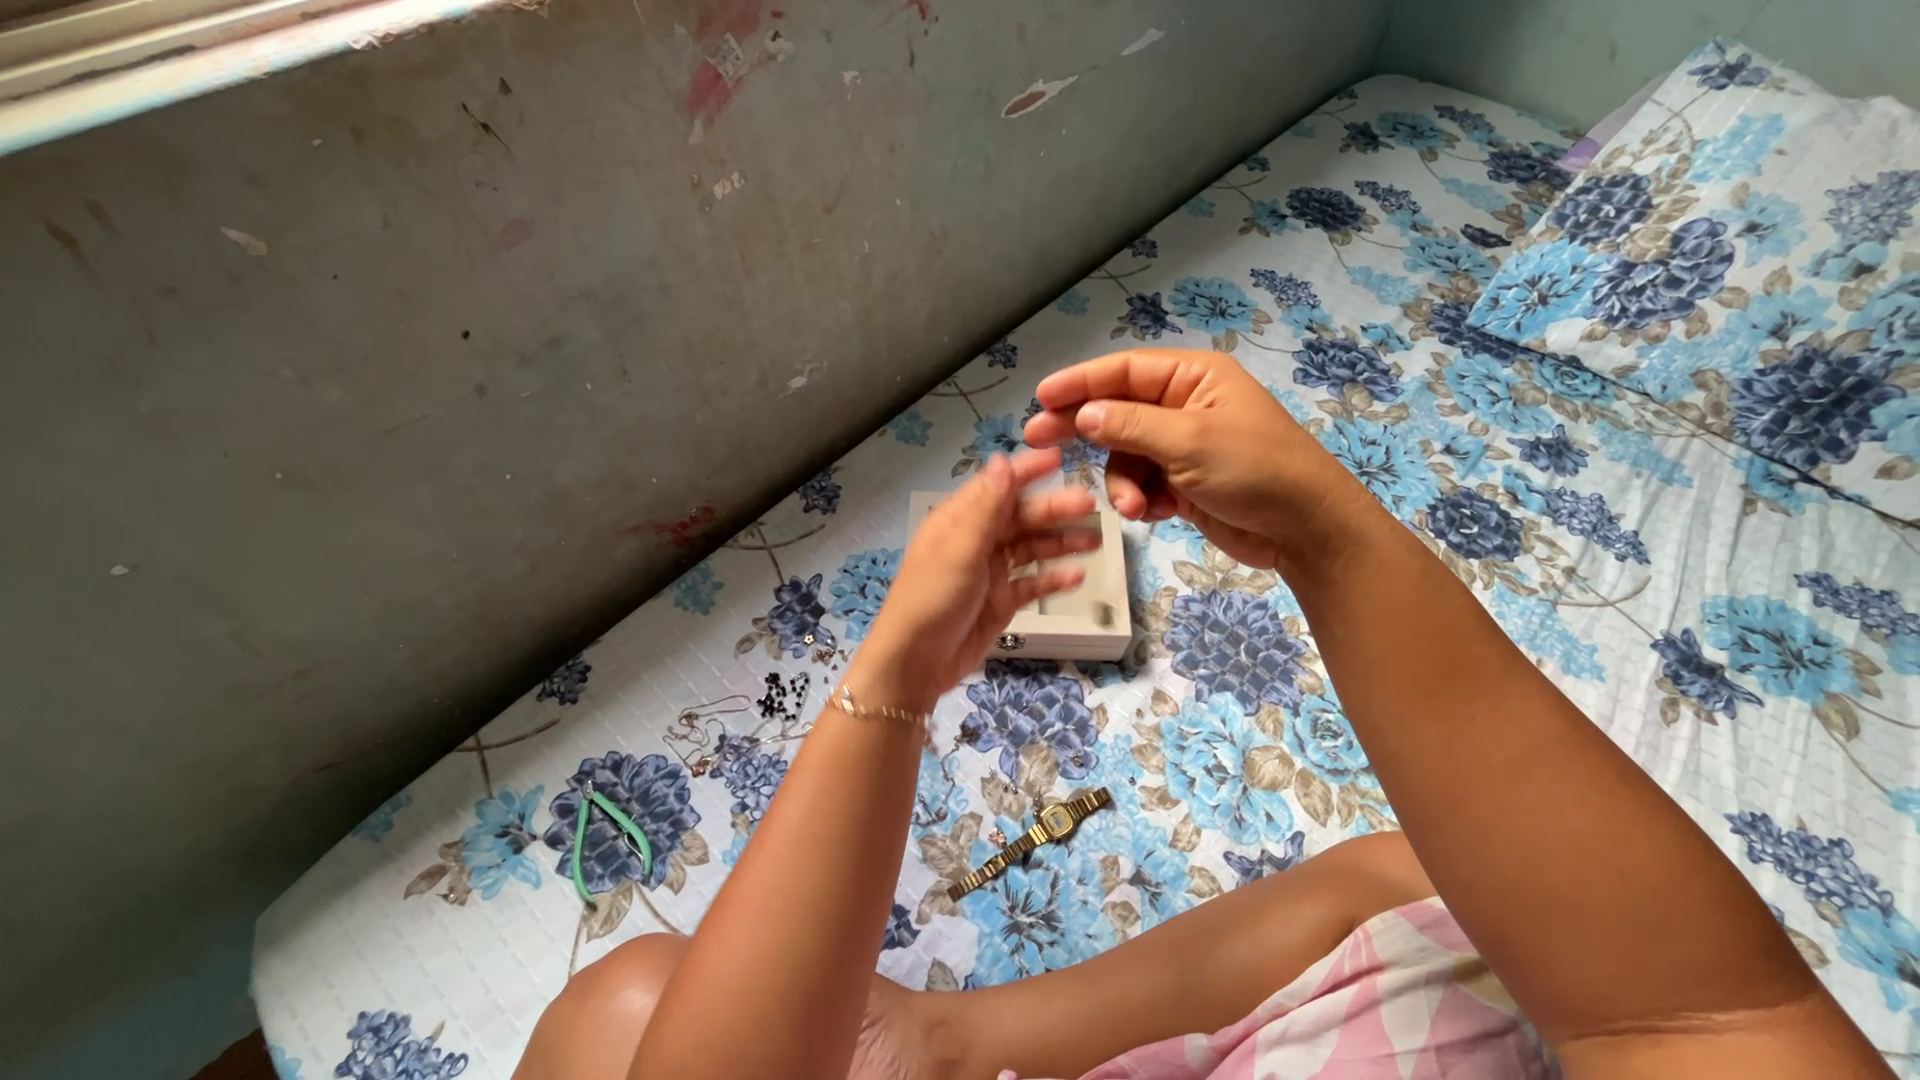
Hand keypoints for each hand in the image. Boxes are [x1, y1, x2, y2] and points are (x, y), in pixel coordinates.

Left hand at [849, 448, 1100, 709]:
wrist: (916, 663)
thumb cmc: (932, 597)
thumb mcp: (960, 548)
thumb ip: (987, 507)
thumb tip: (1003, 460)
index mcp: (958, 521)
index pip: (997, 487)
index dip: (1027, 471)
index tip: (1060, 459)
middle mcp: (976, 541)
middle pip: (1021, 517)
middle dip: (1053, 510)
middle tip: (1090, 504)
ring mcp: (990, 572)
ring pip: (1031, 549)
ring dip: (1060, 542)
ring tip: (1095, 539)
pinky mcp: (1001, 602)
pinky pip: (1032, 584)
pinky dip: (1053, 579)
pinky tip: (1077, 576)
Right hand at [1024, 349, 1376, 570]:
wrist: (1305, 529)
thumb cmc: (1255, 470)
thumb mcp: (1189, 442)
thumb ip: (1130, 426)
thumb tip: (1083, 414)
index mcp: (1193, 378)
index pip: (1124, 371)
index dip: (1080, 382)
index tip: (1040, 397)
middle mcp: (1184, 405)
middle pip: (1117, 410)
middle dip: (1083, 429)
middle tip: (1037, 440)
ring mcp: (1182, 446)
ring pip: (1125, 456)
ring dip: (1123, 484)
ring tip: (1137, 509)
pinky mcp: (1183, 483)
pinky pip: (1142, 483)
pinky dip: (1143, 500)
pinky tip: (1158, 514)